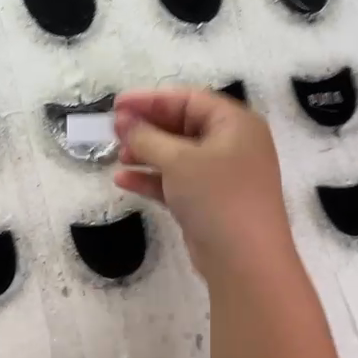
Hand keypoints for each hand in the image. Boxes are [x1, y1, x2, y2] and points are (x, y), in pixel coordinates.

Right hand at [113, 86, 293, 280]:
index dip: (150, 100)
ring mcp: (219, 175)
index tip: (116, 105)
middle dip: (146, 128)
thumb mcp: (178, 160)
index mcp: (234, 123)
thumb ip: (147, 137)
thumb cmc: (217, 197)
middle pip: (182, 126)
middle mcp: (230, 144)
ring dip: (145, 154)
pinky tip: (123, 179)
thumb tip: (123, 122)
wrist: (244, 258)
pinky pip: (174, 181)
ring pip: (176, 156)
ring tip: (117, 156)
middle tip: (113, 131)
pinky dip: (151, 179)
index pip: (188, 100)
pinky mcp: (206, 201)